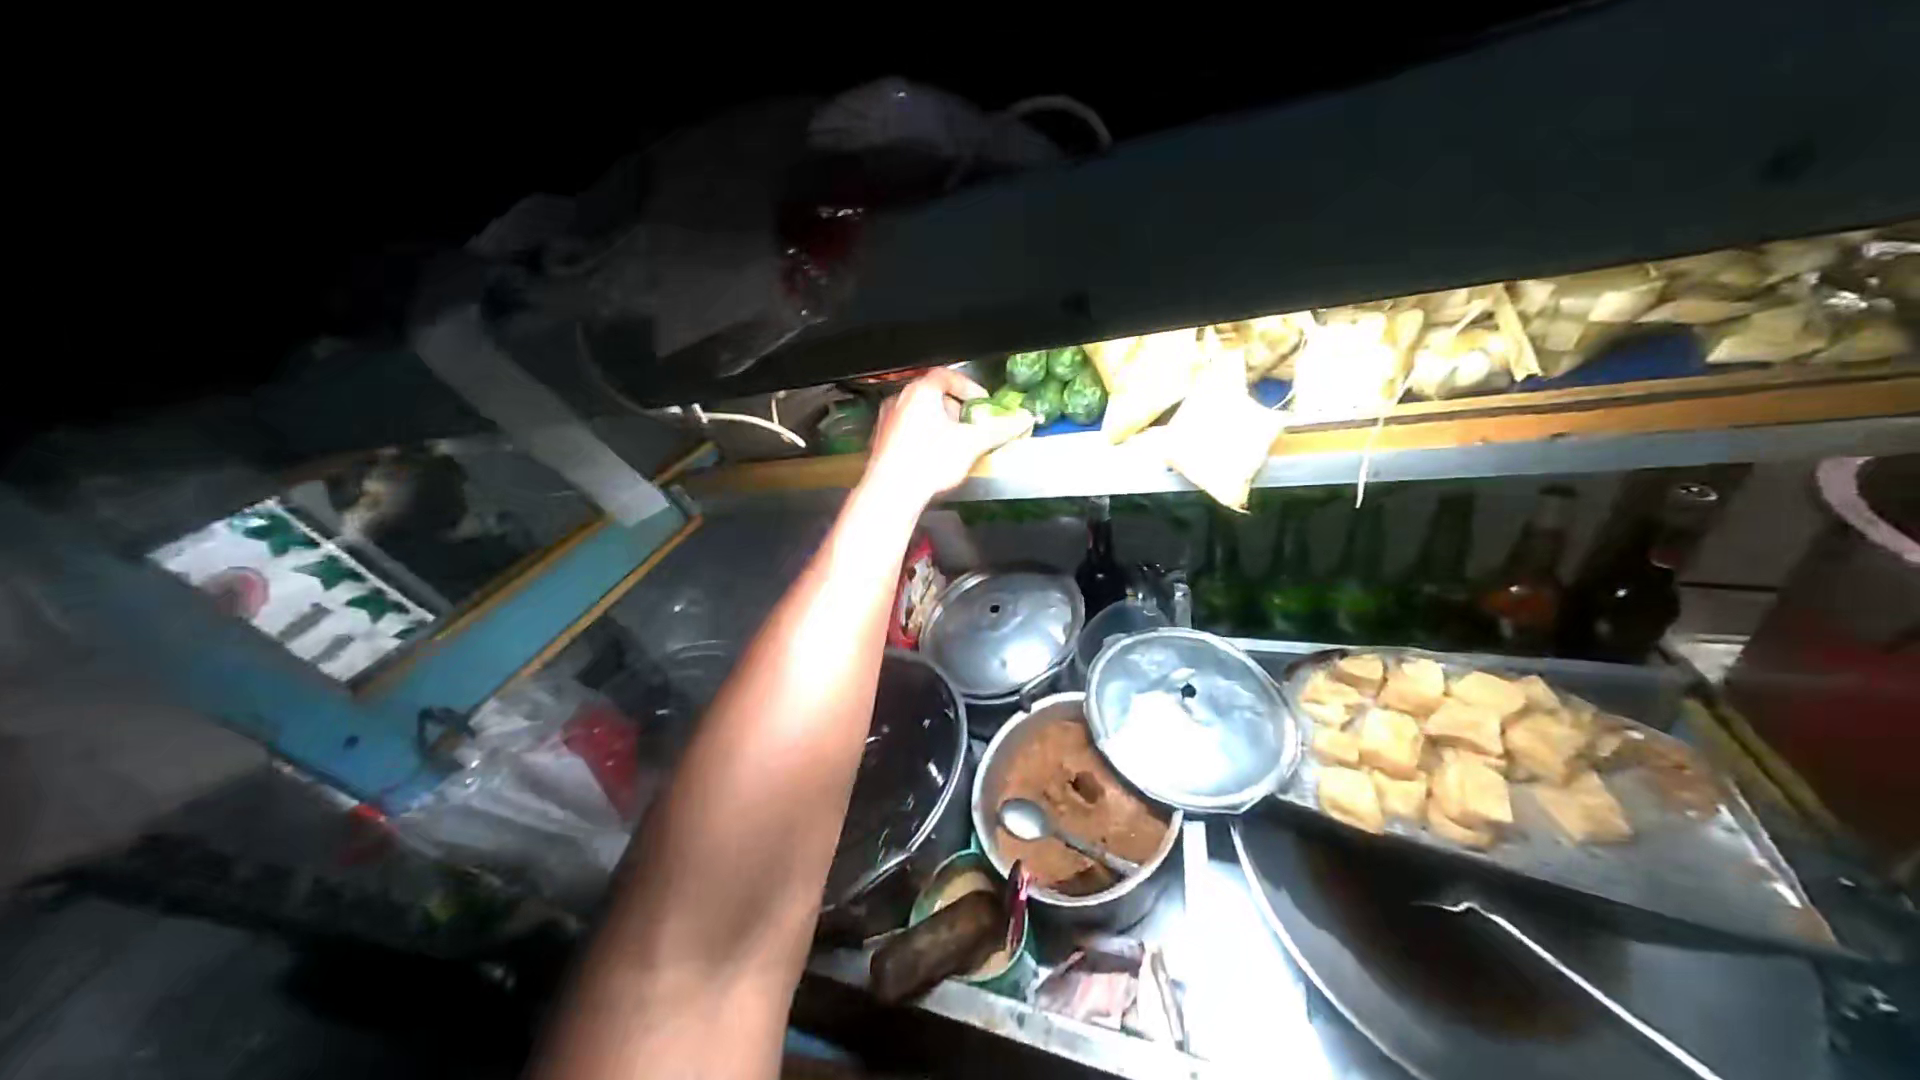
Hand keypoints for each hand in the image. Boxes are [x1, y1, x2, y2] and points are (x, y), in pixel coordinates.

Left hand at [860, 368, 1008, 506]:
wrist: (890, 493)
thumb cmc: (930, 461)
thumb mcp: (972, 443)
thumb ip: (1000, 429)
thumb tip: (1025, 419)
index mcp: (920, 391)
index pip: (947, 375)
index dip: (969, 387)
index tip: (982, 403)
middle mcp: (899, 399)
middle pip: (933, 395)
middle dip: (954, 409)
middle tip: (969, 427)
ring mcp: (886, 421)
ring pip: (918, 414)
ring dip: (938, 425)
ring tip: (953, 446)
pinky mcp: (879, 442)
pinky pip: (905, 432)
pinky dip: (921, 439)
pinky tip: (931, 459)